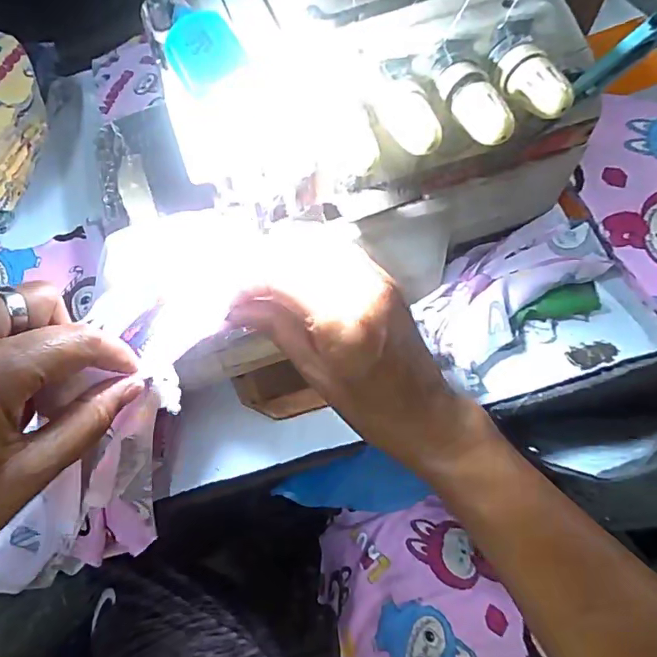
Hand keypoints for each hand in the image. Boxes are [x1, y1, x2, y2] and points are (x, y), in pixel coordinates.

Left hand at [0, 284, 141, 656]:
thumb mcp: (22, 480)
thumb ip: (84, 424)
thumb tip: (129, 388)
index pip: (70, 337)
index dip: (109, 352)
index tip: (127, 374)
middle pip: (25, 302)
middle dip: (58, 335)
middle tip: (59, 393)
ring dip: (13, 345)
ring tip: (7, 409)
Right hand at [227, 229, 497, 479]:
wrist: (427, 413)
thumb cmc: (368, 408)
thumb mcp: (314, 373)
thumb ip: (276, 328)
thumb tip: (236, 309)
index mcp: (342, 320)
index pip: (282, 277)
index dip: (248, 282)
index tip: (229, 298)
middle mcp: (361, 288)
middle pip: (299, 251)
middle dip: (263, 262)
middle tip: (240, 285)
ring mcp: (377, 278)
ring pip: (320, 243)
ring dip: (285, 252)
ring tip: (261, 276)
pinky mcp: (384, 277)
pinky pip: (340, 250)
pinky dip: (310, 253)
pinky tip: (292, 270)